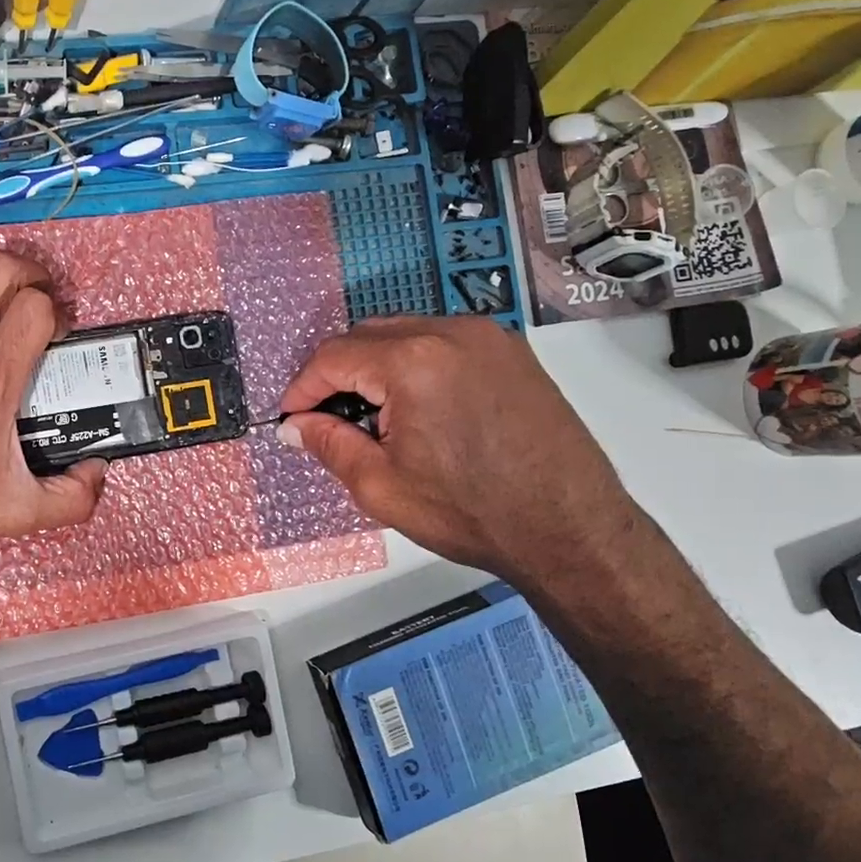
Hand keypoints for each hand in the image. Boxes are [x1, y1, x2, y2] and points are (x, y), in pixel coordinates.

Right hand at [276, 316, 641, 587]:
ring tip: (371, 418)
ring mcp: (488, 338)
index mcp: (414, 362)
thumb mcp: (381, 486)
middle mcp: (451, 333)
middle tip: (325, 419)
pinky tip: (415, 409)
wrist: (569, 528)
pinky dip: (414, 365)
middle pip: (368, 335)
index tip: (291, 418)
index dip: (302, 388)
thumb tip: (297, 425)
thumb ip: (329, 444)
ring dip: (375, 367)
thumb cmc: (472, 513)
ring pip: (405, 334)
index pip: (334, 356)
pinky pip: (442, 342)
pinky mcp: (511, 352)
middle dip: (337, 373)